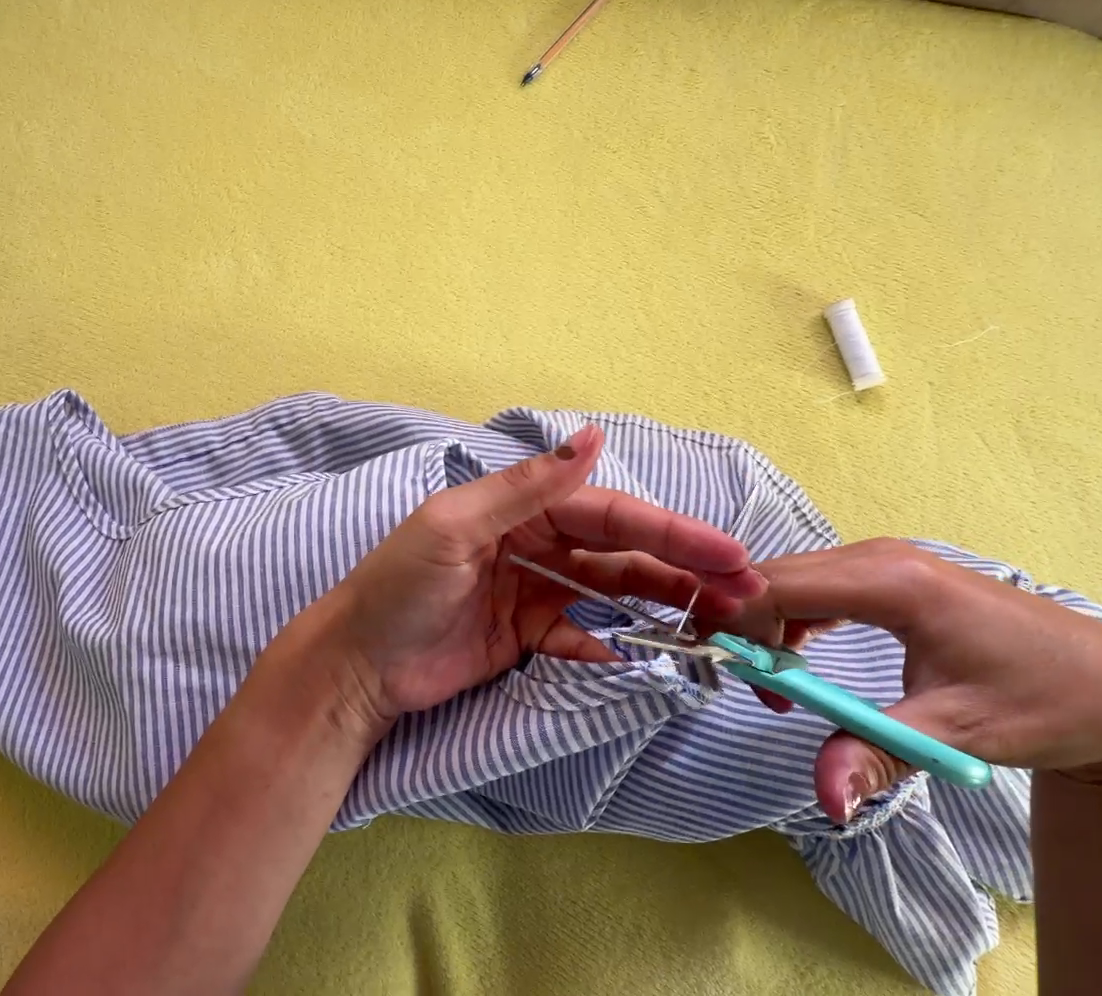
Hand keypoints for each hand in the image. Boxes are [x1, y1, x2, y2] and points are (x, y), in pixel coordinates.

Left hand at [296, 423, 766, 736]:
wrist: (358, 666)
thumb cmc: (397, 588)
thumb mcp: (455, 527)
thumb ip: (526, 487)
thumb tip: (592, 435)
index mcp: (517, 508)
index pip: (605, 513)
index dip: (667, 531)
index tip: (726, 552)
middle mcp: (531, 542)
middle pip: (619, 550)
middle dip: (680, 566)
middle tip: (743, 589)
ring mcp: (530, 590)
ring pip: (610, 591)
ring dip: (661, 603)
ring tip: (716, 621)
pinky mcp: (524, 634)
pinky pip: (581, 633)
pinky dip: (612, 642)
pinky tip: (645, 653)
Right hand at [712, 538, 1101, 821]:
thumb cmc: (1046, 704)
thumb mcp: (958, 735)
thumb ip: (877, 755)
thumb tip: (823, 797)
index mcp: (891, 581)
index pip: (777, 583)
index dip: (733, 619)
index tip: (720, 669)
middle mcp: (880, 555)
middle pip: (774, 574)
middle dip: (742, 623)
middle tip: (745, 686)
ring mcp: (885, 559)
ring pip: (790, 577)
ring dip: (764, 622)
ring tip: (773, 682)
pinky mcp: (889, 574)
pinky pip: (815, 585)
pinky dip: (791, 617)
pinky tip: (799, 656)